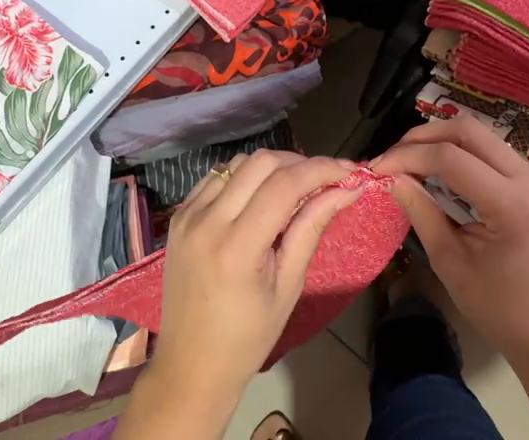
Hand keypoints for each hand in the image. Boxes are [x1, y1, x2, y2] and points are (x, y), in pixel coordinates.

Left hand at [116, 151, 360, 439]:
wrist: (191, 366)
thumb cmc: (248, 337)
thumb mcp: (288, 286)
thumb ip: (312, 228)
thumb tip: (347, 188)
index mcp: (237, 247)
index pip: (285, 184)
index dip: (321, 169)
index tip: (349, 170)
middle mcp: (207, 221)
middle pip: (260, 162)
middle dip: (299, 163)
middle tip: (325, 180)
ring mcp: (187, 215)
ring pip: (237, 163)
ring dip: (271, 167)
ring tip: (296, 189)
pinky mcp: (178, 216)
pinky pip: (216, 177)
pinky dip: (243, 177)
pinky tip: (259, 197)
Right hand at [371, 117, 528, 364]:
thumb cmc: (499, 310)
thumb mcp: (450, 262)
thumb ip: (420, 211)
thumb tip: (390, 177)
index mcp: (512, 204)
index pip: (450, 158)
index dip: (407, 156)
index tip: (377, 168)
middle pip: (468, 131)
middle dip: (423, 137)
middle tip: (392, 157)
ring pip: (481, 136)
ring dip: (442, 142)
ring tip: (410, 162)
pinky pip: (492, 153)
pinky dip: (461, 154)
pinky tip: (438, 172)